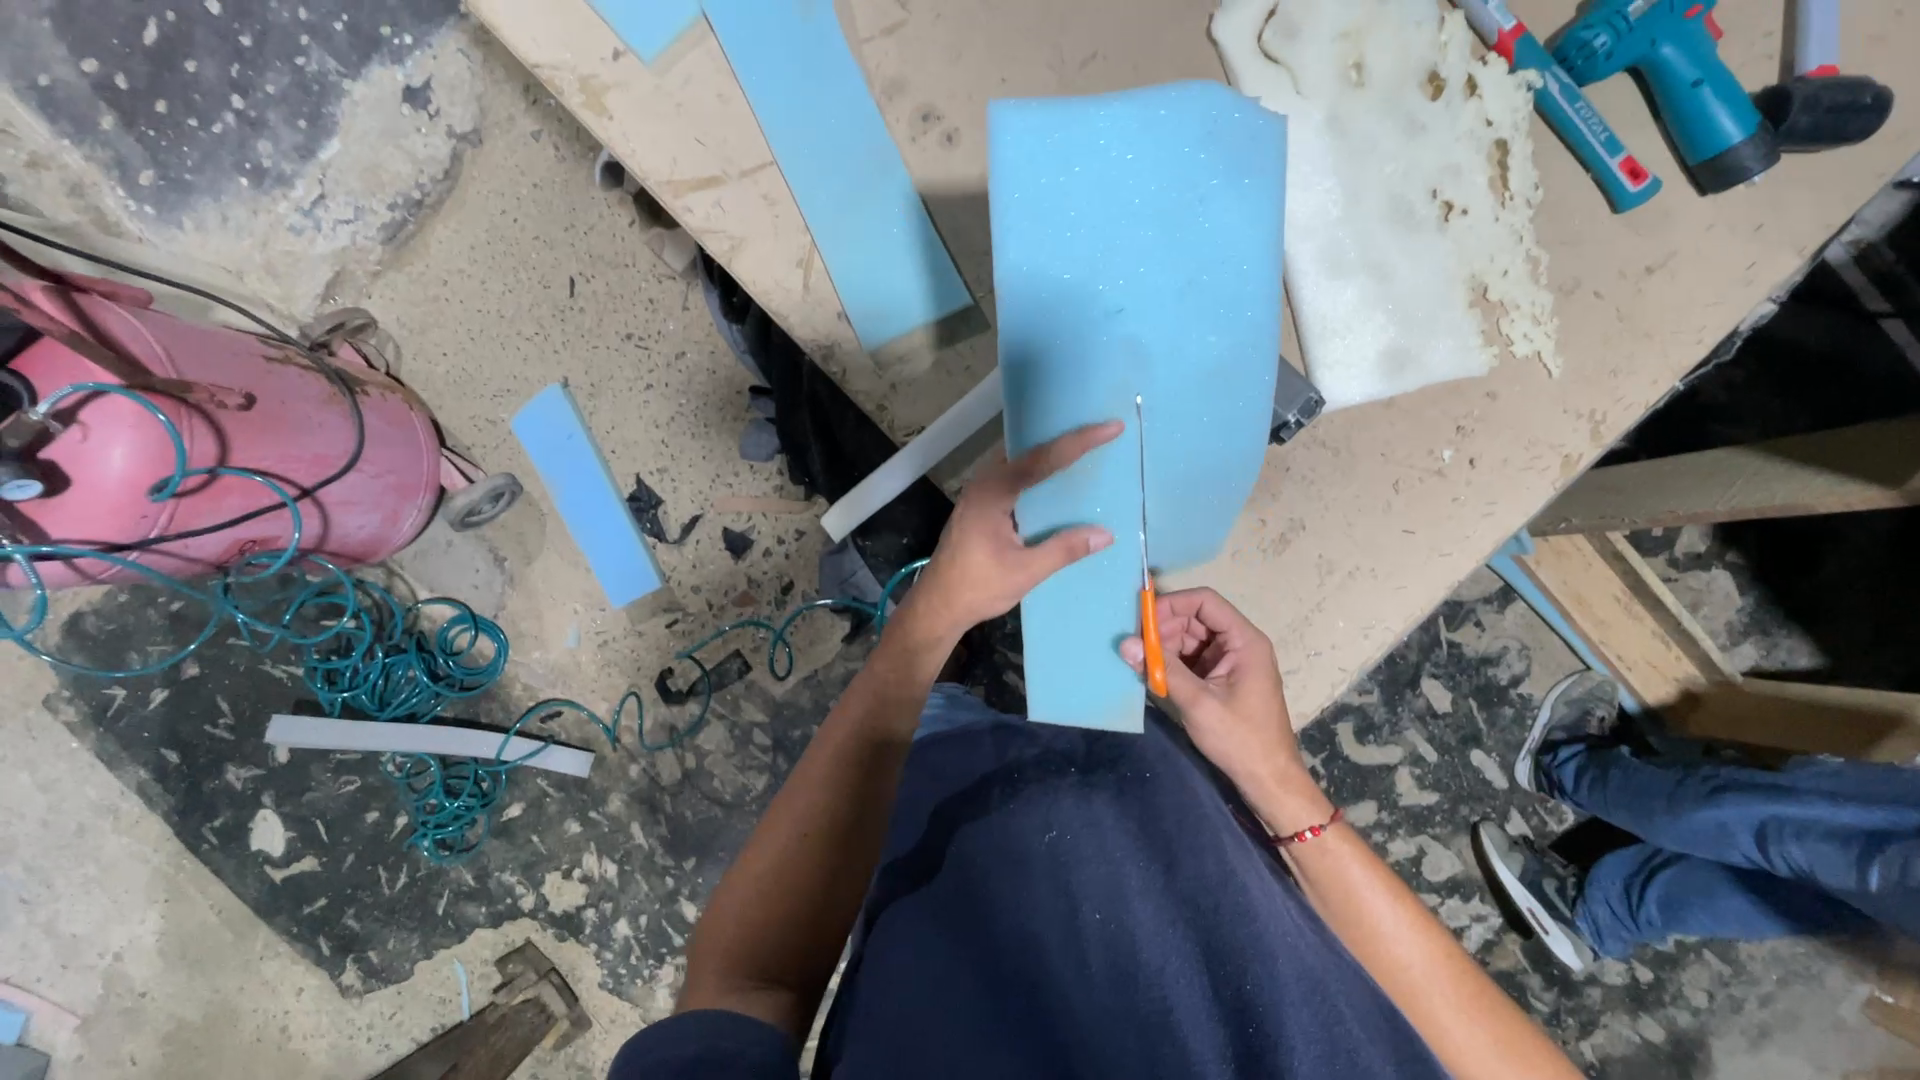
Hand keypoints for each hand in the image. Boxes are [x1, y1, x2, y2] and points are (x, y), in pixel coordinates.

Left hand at [901, 421, 1121, 642]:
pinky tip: (1059, 484)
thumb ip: (1064, 550)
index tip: (1110, 428)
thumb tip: (1106, 535)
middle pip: (1031, 452)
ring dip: (1051, 457)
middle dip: (1066, 440)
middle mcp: (985, 484)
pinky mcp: (981, 506)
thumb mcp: (1025, 572)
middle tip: (1102, 431)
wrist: (938, 605)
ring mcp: (980, 493)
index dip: (1079, 441)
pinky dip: (1039, 475)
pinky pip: (1015, 479)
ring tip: (1087, 449)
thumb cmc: (977, 588)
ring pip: (1022, 464)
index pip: (1042, 458)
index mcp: (993, 492)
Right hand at [1121, 587, 1331, 831]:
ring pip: (1190, 639)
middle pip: (1195, 619)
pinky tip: (1153, 675)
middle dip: (1163, 629)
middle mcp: (1239, 644)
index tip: (1141, 620)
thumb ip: (1162, 669)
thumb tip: (1125, 644)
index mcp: (1244, 640)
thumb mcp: (1198, 702)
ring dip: (1164, 647)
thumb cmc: (1239, 738)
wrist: (1268, 779)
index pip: (1205, 602)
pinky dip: (1172, 663)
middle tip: (1135, 646)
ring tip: (1140, 663)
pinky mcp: (1221, 679)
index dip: (1172, 604)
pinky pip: (1192, 659)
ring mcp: (1230, 662)